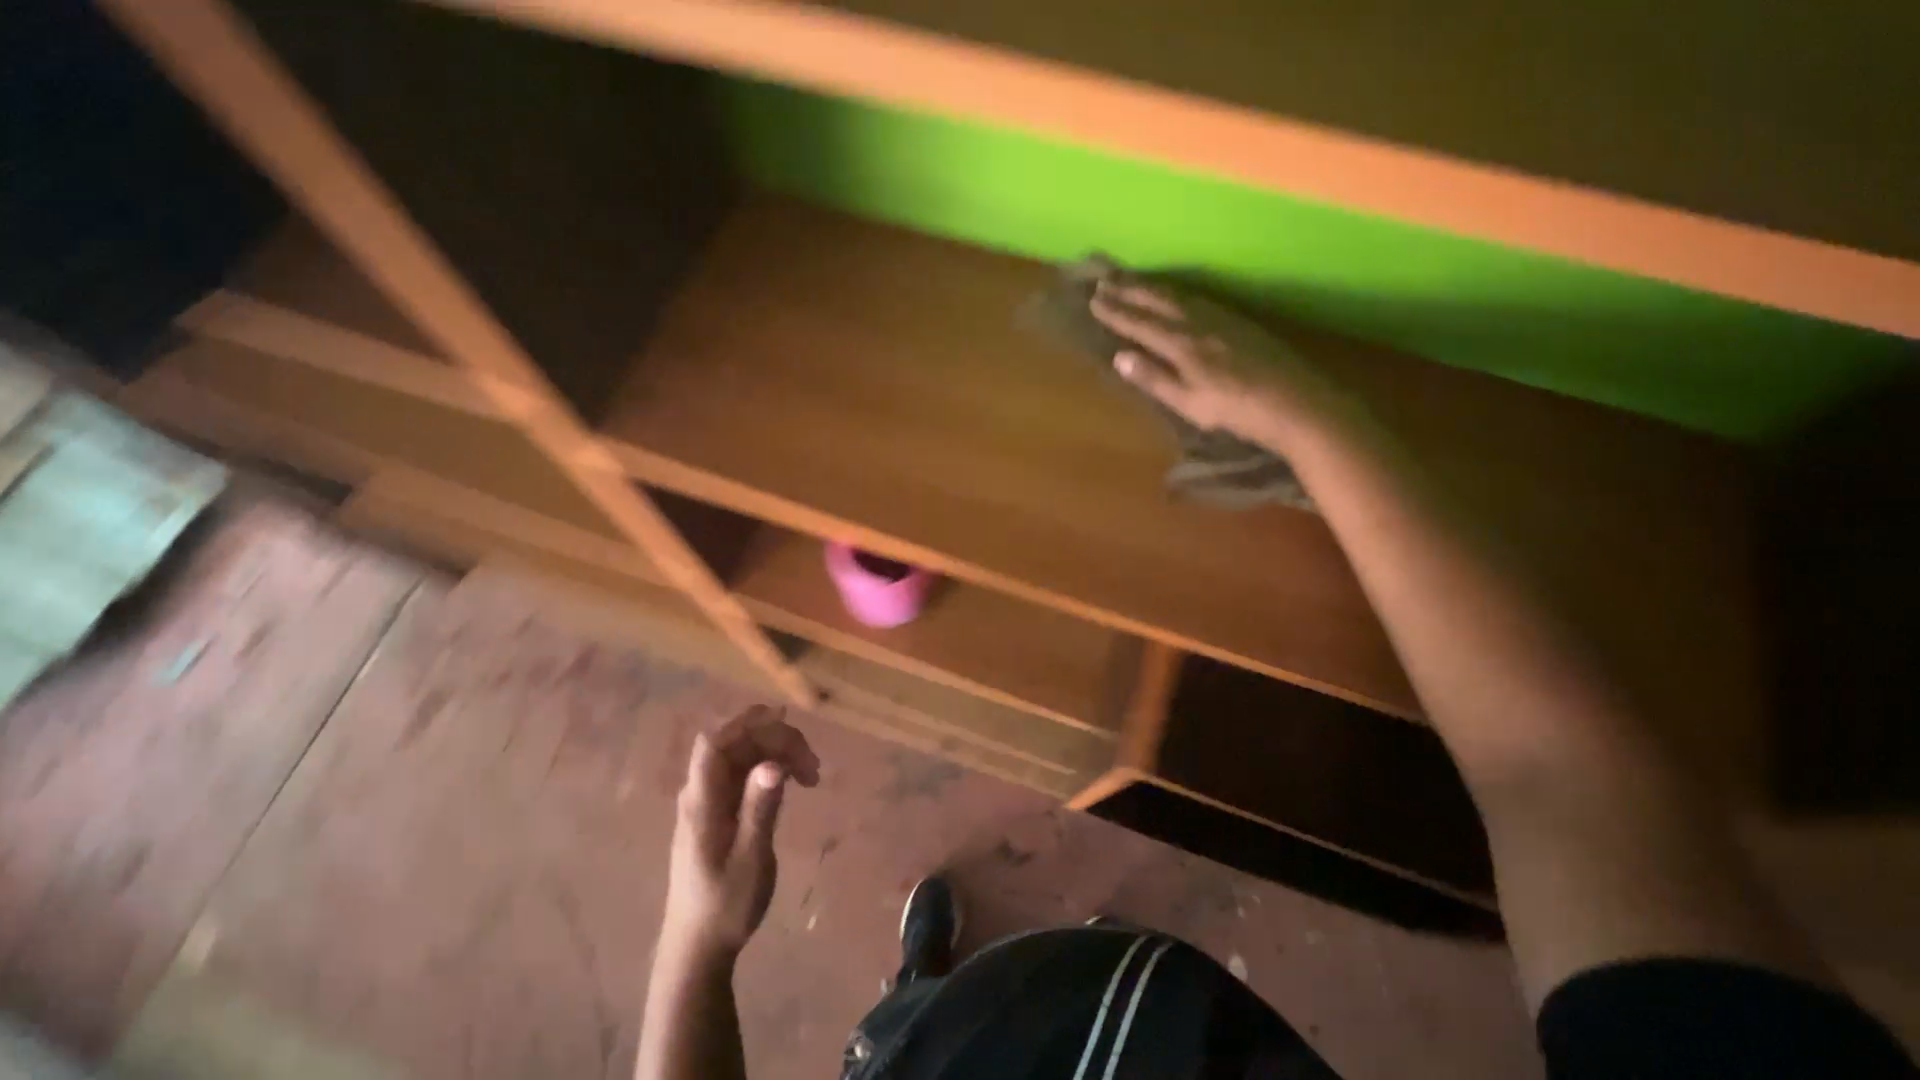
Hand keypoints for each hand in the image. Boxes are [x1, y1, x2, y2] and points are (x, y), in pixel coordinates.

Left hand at [662, 705, 820, 960]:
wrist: (699, 945)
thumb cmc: (726, 906)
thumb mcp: (750, 860)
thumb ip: (760, 810)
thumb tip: (772, 765)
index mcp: (701, 802)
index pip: (715, 742)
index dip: (747, 722)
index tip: (785, 719)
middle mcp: (700, 794)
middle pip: (732, 743)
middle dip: (774, 740)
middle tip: (814, 765)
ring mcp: (708, 803)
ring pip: (740, 757)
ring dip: (775, 754)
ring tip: (812, 776)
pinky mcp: (718, 813)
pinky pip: (742, 775)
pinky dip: (769, 770)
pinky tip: (792, 781)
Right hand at [1090, 279, 1356, 449]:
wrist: (1297, 402)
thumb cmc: (1238, 412)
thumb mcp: (1190, 403)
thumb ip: (1155, 379)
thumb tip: (1120, 356)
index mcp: (1182, 345)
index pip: (1140, 323)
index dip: (1116, 311)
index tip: (1093, 298)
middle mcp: (1199, 323)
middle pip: (1158, 300)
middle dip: (1129, 289)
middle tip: (1104, 277)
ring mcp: (1222, 319)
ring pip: (1178, 295)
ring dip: (1151, 286)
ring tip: (1130, 279)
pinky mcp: (1239, 322)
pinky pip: (1198, 298)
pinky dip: (1176, 293)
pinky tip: (1176, 295)